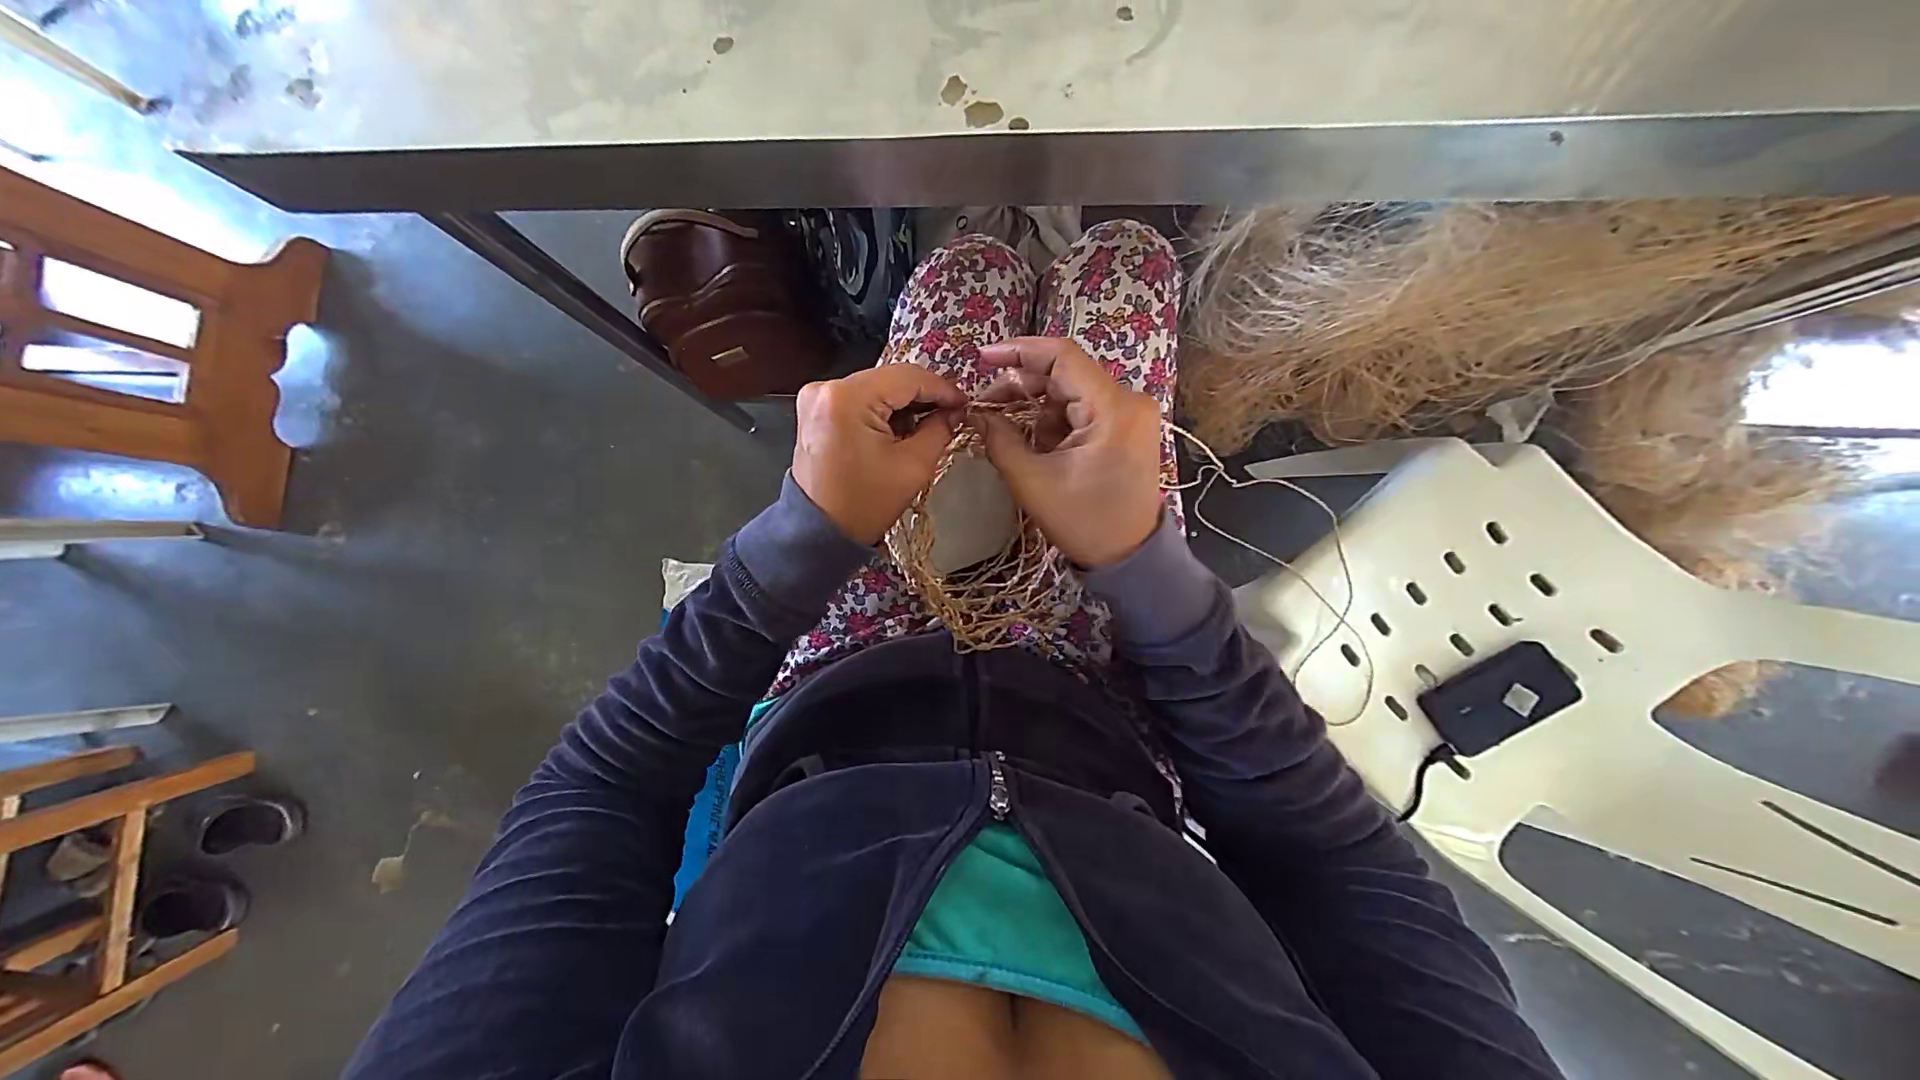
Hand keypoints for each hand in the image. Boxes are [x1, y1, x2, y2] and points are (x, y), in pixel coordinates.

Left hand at [792, 364, 967, 544]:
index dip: (942, 388)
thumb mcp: (913, 466)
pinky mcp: (816, 409)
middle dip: (923, 395)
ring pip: (877, 386)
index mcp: (848, 398)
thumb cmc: (864, 505)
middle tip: (951, 414)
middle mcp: (827, 388)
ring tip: (929, 425)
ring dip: (904, 403)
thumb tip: (954, 411)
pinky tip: (901, 428)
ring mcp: (817, 396)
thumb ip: (939, 429)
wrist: (819, 531)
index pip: (908, 377)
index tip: (964, 403)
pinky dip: (883, 409)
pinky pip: (860, 397)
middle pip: (890, 378)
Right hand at [977, 337, 1163, 568]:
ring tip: (1009, 433)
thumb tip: (976, 414)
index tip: (983, 357)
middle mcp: (1128, 401)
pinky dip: (1054, 422)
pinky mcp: (1126, 428)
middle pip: (1065, 374)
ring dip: (1036, 408)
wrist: (1130, 558)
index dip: (1018, 351)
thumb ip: (1000, 440)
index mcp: (1113, 408)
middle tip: (986, 406)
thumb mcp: (1033, 482)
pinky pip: (1082, 410)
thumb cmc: (1084, 522)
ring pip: (1071, 392)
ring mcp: (1130, 414)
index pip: (1063, 357)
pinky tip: (1036, 445)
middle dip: (1022, 387)